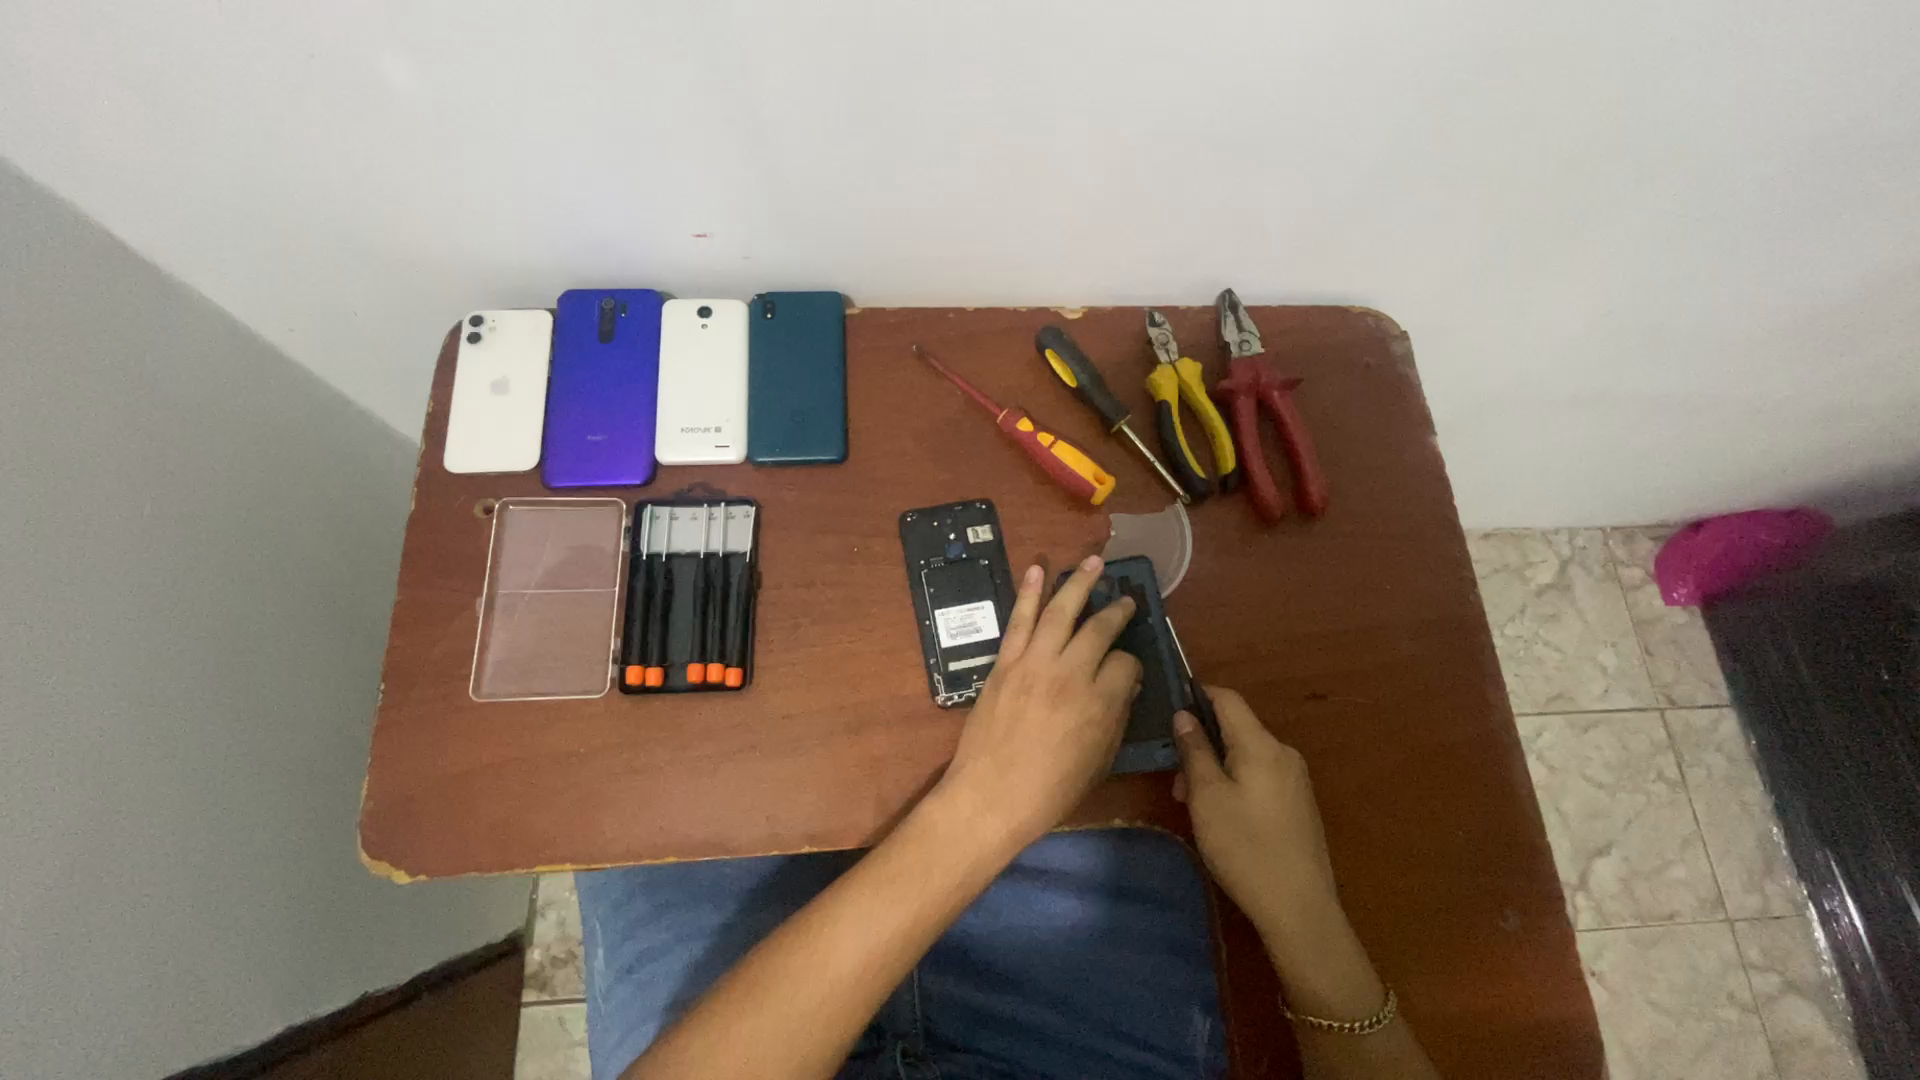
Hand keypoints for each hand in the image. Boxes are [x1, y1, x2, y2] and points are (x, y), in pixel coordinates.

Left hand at [934, 556, 1141, 849]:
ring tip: (1093, 561)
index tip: (1127, 671)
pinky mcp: (1005, 664)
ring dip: (1077, 583)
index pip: (1125, 664)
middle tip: (1125, 599)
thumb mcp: (1099, 762)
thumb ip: (1115, 719)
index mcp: (1100, 704)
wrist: (991, 796)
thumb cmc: (1050, 791)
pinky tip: (1037, 569)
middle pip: (1099, 629)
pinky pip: (1018, 620)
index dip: (1131, 665)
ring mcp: (1034, 664)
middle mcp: (1070, 675)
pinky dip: (1028, 592)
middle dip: (1116, 611)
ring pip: (1060, 612)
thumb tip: (1123, 687)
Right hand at [1172, 687, 1342, 941]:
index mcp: (1261, 744)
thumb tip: (1184, 714)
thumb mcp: (1206, 796)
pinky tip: (1221, 817)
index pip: (1227, 698)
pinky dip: (1234, 784)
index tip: (1167, 707)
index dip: (1197, 694)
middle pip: (1235, 730)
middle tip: (1174, 783)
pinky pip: (1259, 777)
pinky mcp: (1299, 805)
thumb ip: (1194, 750)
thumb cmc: (1244, 846)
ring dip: (1214, 769)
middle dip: (1201, 745)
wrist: (1299, 908)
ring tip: (1193, 805)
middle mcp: (1283, 753)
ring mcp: (1295, 780)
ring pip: (1245, 757)